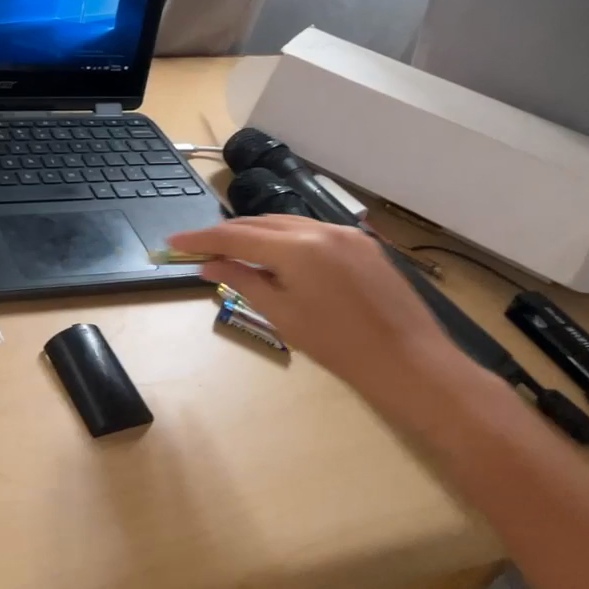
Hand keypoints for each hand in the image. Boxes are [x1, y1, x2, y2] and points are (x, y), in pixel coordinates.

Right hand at [168, 216, 465, 405]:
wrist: (414, 365)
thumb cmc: (341, 348)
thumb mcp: (282, 316)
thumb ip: (242, 280)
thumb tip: (209, 264)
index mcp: (295, 248)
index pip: (234, 236)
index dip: (200, 239)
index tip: (174, 242)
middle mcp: (318, 228)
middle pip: (257, 224)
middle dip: (225, 234)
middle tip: (197, 249)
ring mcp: (344, 232)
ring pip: (284, 223)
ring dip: (255, 234)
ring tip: (232, 251)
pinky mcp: (362, 243)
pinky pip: (311, 230)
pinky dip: (285, 238)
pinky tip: (277, 256)